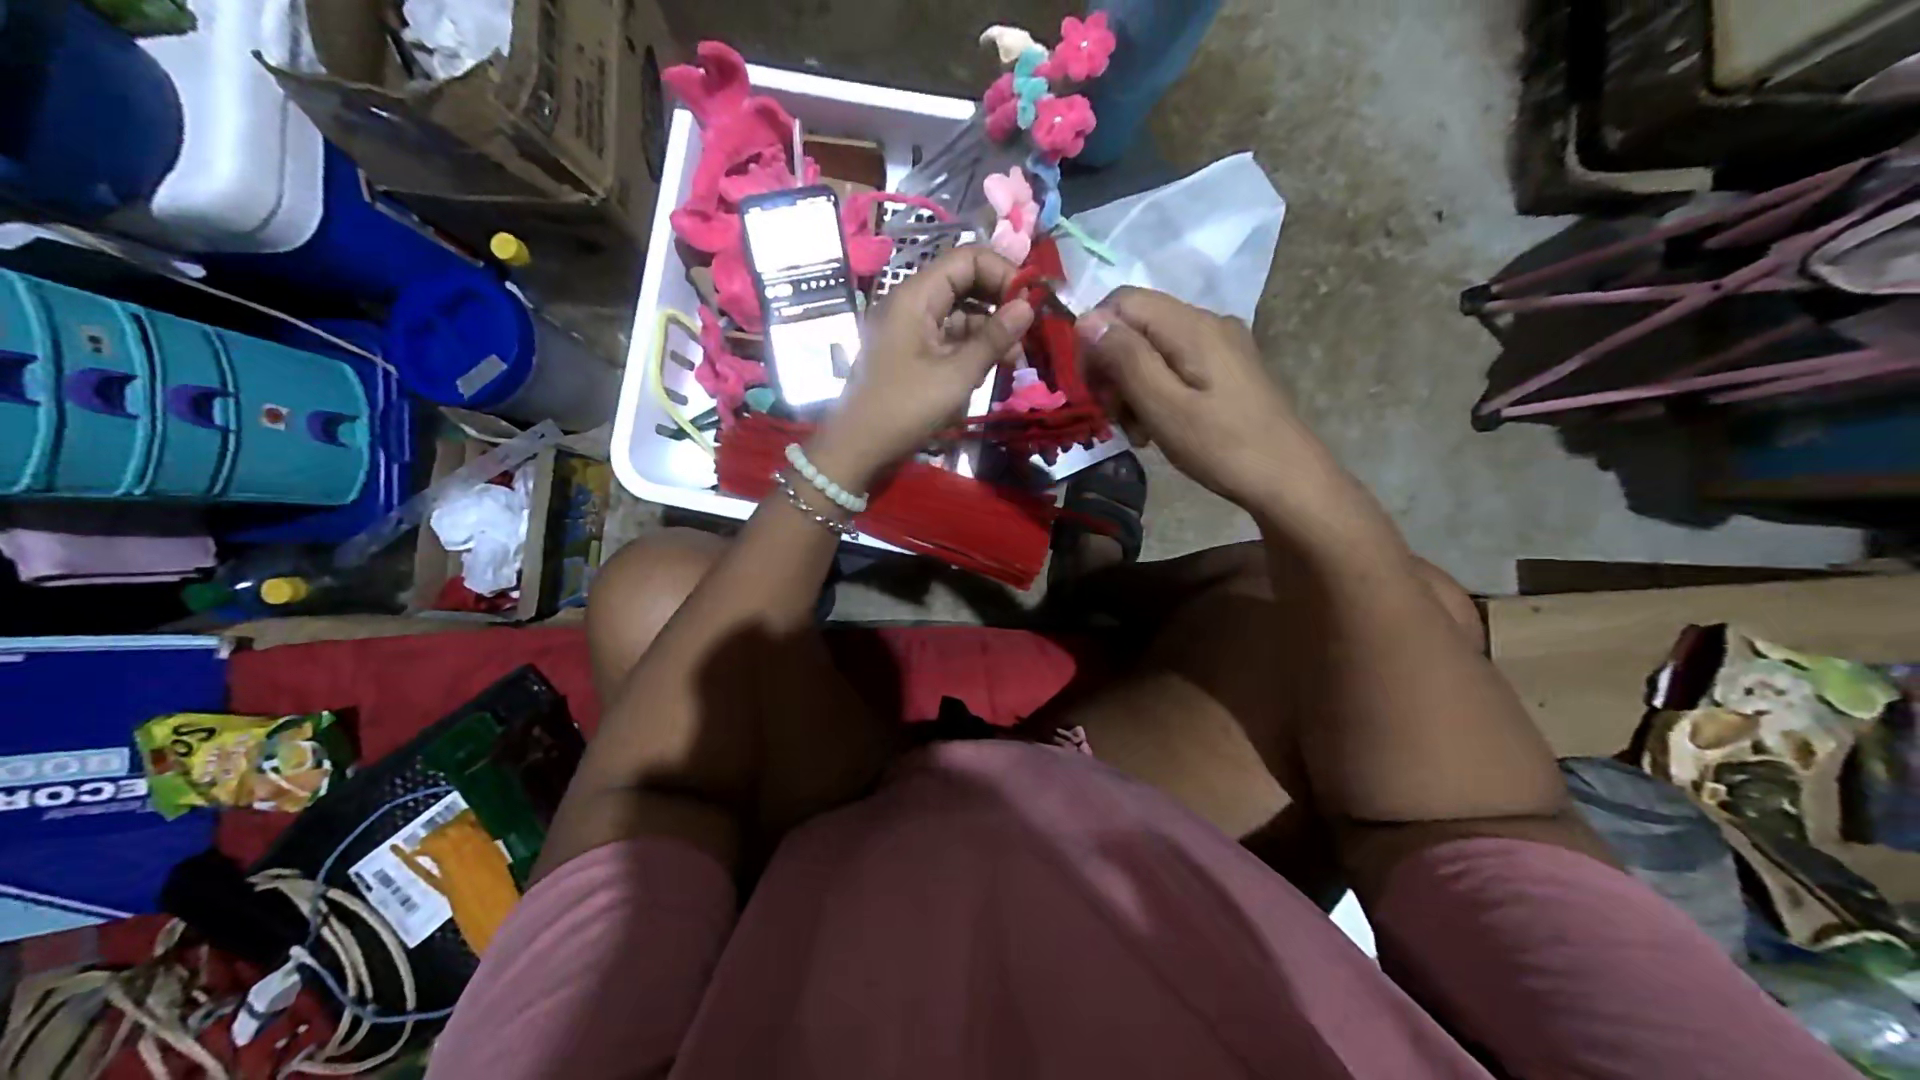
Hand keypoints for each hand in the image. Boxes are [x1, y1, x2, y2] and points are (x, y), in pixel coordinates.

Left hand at [808, 247, 1033, 488]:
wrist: (857, 448)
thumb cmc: (905, 408)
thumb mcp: (956, 375)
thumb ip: (994, 338)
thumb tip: (1029, 305)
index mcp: (916, 296)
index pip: (967, 259)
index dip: (1002, 273)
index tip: (1030, 302)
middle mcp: (912, 304)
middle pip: (964, 283)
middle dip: (999, 303)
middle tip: (1027, 334)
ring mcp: (910, 329)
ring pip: (959, 313)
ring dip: (989, 330)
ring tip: (1013, 360)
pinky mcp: (912, 353)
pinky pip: (948, 338)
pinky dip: (971, 348)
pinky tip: (990, 369)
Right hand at [1076, 287, 1306, 509]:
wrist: (1288, 478)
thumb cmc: (1222, 447)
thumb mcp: (1164, 407)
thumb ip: (1125, 359)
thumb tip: (1086, 320)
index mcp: (1192, 326)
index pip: (1121, 301)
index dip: (1094, 337)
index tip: (1092, 387)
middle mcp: (1207, 323)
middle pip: (1136, 325)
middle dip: (1112, 367)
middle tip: (1114, 416)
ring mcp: (1221, 344)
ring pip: (1153, 348)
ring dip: (1132, 386)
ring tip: (1138, 431)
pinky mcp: (1227, 368)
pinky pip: (1175, 365)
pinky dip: (1156, 391)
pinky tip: (1158, 426)